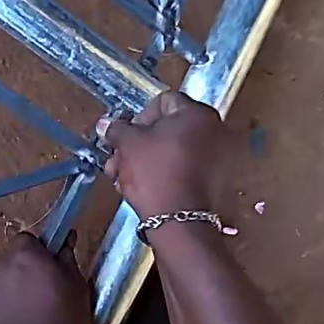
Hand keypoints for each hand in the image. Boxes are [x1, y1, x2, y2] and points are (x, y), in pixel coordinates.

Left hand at [0, 232, 90, 323]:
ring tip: (26, 316)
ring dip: (10, 291)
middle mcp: (0, 267)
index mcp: (26, 256)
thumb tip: (65, 239)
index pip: (26, 239)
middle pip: (11, 261)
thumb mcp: (78, 289)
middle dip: (23, 272)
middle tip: (42, 294)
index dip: (37, 252)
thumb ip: (68, 259)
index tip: (49, 269)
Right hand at [96, 90, 232, 216]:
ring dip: (145, 160)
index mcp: (198, 113)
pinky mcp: (216, 181)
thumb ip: (116, 129)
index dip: (138, 117)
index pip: (163, 101)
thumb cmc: (154, 174)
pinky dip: (164, 173)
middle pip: (167, 128)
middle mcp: (214, 130)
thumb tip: (105, 124)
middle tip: (118, 159)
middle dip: (138, 143)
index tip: (125, 137)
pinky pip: (184, 168)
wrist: (179, 222)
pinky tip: (142, 187)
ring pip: (172, 150)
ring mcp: (218, 157)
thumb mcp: (128, 144)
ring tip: (122, 177)